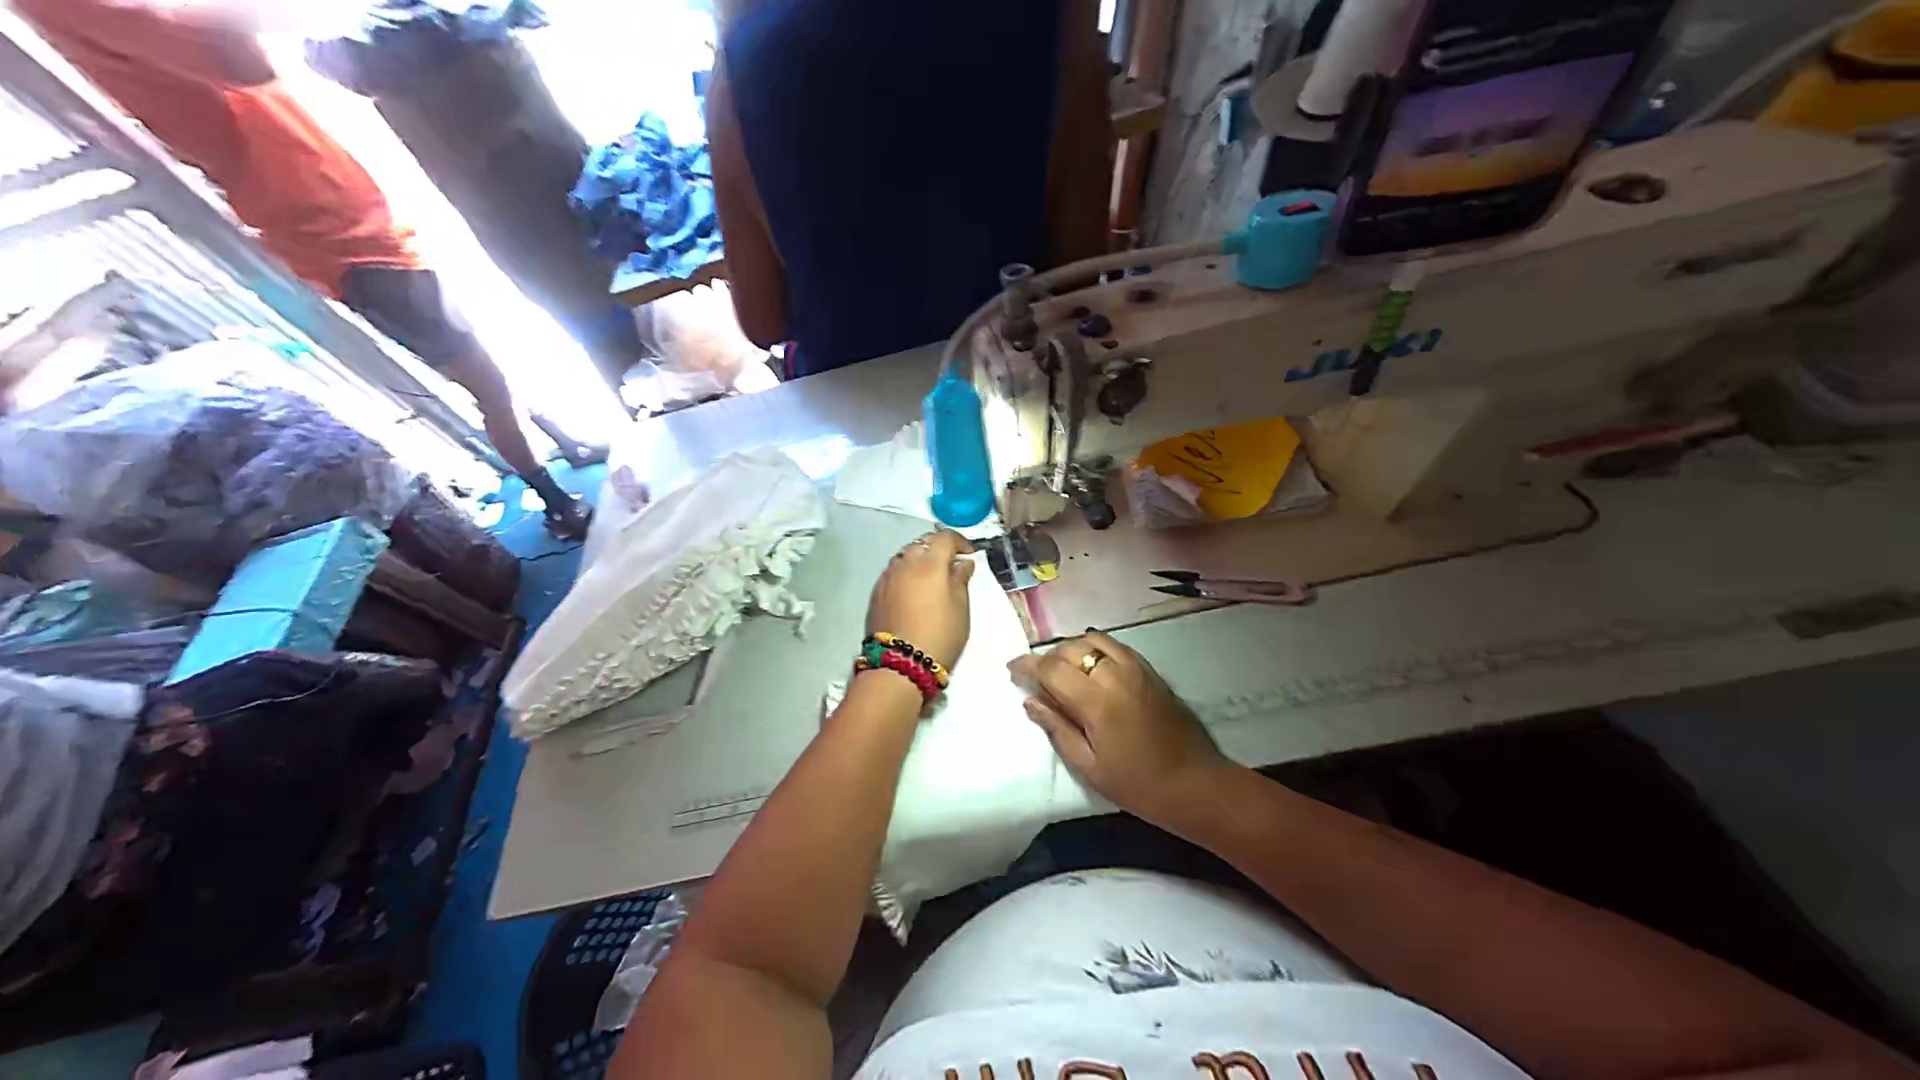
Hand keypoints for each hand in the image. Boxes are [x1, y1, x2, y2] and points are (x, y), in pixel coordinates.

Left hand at [865, 530, 974, 672]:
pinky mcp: (876, 592)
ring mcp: (887, 576)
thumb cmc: (940, 636)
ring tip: (930, 576)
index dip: (959, 542)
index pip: (944, 537)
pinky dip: (905, 572)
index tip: (968, 555)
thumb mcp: (960, 609)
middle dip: (937, 548)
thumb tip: (963, 564)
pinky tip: (912, 589)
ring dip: (919, 559)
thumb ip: (960, 580)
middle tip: (950, 564)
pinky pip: (893, 571)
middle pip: (922, 543)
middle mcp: (905, 563)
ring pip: (905, 556)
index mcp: (930, 563)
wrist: (899, 664)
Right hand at [1010, 633, 1235, 827]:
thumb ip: (1057, 729)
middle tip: (1035, 678)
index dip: (1028, 666)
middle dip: (1047, 658)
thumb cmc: (1138, 784)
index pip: (1051, 669)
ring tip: (1061, 670)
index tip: (1012, 669)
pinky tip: (1089, 666)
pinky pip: (1114, 645)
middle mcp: (1116, 674)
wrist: (1196, 784)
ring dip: (1070, 650)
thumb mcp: (1089, 766)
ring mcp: (1136, 668)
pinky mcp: (1150, 670)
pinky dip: (1094, 648)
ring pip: (1092, 640)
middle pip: (1070, 649)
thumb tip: (1030, 702)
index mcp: (1097, 701)